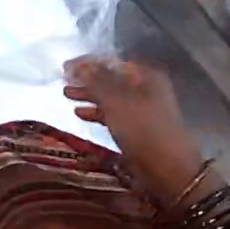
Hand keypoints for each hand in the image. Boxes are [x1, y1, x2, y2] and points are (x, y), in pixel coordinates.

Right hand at [62, 55, 198, 173]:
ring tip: (66, 94)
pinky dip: (96, 112)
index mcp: (145, 76)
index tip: (65, 67)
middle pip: (111, 79)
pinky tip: (79, 113)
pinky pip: (112, 114)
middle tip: (63, 80)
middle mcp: (145, 89)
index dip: (88, 63)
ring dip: (89, 95)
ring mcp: (141, 109)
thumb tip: (76, 65)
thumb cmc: (141, 128)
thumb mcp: (115, 101)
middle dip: (87, 79)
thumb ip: (95, 81)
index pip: (112, 62)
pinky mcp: (136, 128)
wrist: (166, 166)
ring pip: (110, 97)